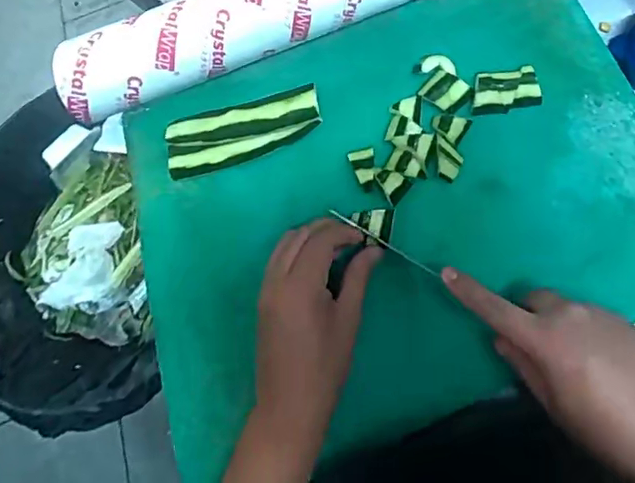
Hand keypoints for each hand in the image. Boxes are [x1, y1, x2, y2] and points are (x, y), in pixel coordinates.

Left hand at [225, 219, 383, 482]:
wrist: (288, 407)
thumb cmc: (325, 368)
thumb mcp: (348, 320)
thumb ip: (358, 278)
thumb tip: (373, 249)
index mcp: (299, 285)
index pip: (320, 240)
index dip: (343, 232)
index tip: (364, 238)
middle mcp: (277, 278)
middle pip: (300, 234)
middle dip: (326, 228)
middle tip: (352, 236)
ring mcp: (265, 286)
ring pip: (285, 242)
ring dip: (309, 235)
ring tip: (335, 245)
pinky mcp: (262, 296)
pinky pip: (277, 257)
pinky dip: (296, 248)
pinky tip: (315, 261)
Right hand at [444, 268, 634, 482]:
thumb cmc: (612, 431)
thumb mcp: (560, 410)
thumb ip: (526, 370)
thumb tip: (503, 341)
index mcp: (546, 339)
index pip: (496, 310)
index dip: (469, 292)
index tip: (447, 272)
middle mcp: (568, 313)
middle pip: (532, 299)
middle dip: (525, 315)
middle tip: (534, 350)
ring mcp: (597, 312)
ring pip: (562, 307)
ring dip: (556, 324)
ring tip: (579, 367)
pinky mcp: (621, 318)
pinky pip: (587, 316)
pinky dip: (582, 331)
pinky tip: (605, 367)